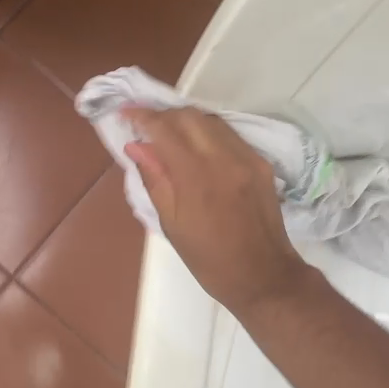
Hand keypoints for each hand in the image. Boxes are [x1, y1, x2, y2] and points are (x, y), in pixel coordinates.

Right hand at [122, 106, 315, 318]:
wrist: (263, 276)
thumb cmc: (209, 259)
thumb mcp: (171, 224)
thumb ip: (154, 179)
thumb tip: (136, 146)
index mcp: (196, 178)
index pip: (164, 130)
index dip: (142, 116)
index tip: (125, 112)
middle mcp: (223, 159)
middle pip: (189, 116)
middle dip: (163, 113)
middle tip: (145, 122)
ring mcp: (247, 158)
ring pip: (212, 120)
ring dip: (187, 119)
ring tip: (169, 130)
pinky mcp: (261, 163)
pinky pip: (230, 135)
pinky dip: (208, 132)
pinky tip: (198, 144)